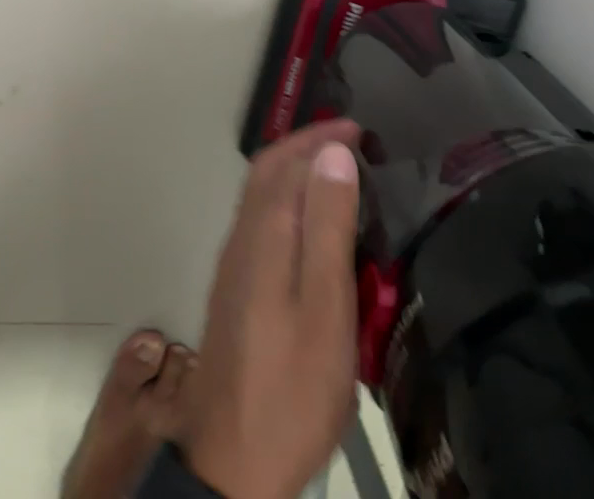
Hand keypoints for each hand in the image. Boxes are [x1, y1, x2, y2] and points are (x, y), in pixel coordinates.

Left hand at [183, 119, 364, 498]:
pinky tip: (321, 236)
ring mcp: (234, 272)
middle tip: (356, 146)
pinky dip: (292, 209)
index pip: (283, 162)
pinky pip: (264, 230)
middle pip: (266, 175)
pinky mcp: (237, 298)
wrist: (233, 465)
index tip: (361, 129)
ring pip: (262, 202)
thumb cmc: (292, 388)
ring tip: (346, 181)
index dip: (319, 136)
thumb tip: (332, 152)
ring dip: (298, 177)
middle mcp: (240, 245)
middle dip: (306, 148)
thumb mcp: (325, 305)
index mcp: (262, 239)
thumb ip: (328, 226)